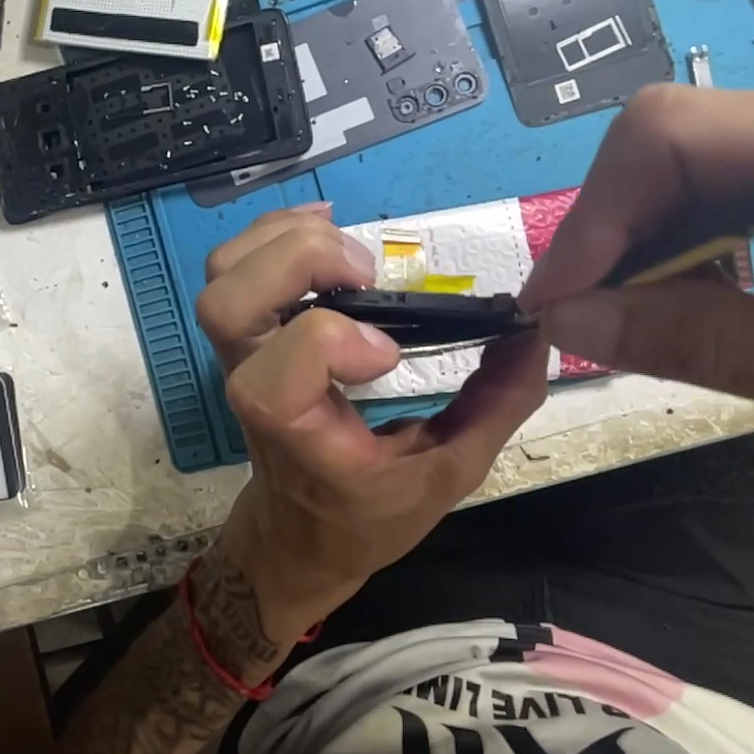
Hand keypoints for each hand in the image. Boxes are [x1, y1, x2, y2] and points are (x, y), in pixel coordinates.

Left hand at [194, 205, 551, 658]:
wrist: (298, 530)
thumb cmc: (367, 512)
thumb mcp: (448, 475)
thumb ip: (494, 405)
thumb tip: (532, 333)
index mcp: (302, 439)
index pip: (269, 387)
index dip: (322, 344)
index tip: (388, 354)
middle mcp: (254, 388)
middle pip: (227, 305)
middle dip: (298, 262)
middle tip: (366, 274)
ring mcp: (239, 355)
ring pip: (221, 275)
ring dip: (282, 238)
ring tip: (350, 250)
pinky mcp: (244, 334)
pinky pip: (231, 265)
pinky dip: (273, 230)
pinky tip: (327, 224)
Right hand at [520, 62, 753, 556]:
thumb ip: (723, 348)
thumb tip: (568, 321)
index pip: (681, 136)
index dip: (594, 216)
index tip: (557, 306)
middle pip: (686, 135)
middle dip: (620, 231)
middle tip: (598, 325)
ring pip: (710, 147)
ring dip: (658, 233)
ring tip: (656, 316)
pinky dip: (708, 229)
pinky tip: (719, 289)